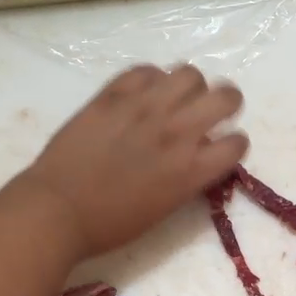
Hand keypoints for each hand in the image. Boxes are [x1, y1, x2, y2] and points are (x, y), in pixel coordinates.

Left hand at [12, 65, 247, 258]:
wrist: (58, 210)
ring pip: (190, 73)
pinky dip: (152, 79)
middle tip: (211, 111)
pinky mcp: (114, 94)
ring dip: (190, 86)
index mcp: (191, 170)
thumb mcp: (164, 207)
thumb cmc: (109, 224)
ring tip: (175, 98)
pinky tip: (142, 94)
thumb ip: (188, 177)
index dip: (233, 143)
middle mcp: (177, 132)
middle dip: (226, 103)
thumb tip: (197, 154)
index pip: (237, 143)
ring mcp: (145, 108)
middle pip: (227, 96)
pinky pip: (146, 70)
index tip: (221, 147)